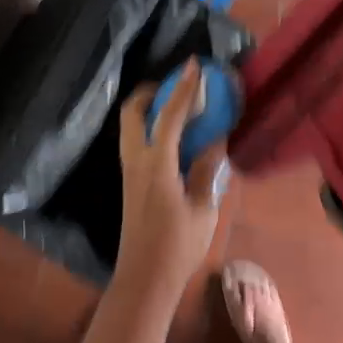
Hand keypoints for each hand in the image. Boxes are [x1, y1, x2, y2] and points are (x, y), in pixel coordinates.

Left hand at [115, 61, 230, 289]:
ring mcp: (128, 170)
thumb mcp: (203, 209)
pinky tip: (171, 137)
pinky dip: (149, 127)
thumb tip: (214, 142)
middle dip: (152, 92)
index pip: (168, 116)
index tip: (194, 66)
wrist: (145, 277)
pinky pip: (135, 140)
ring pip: (130, 124)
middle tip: (176, 87)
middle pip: (133, 110)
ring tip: (176, 108)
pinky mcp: (129, 180)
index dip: (183, 89)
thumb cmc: (177, 246)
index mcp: (156, 164)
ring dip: (149, 108)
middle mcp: (136, 160)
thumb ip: (206, 172)